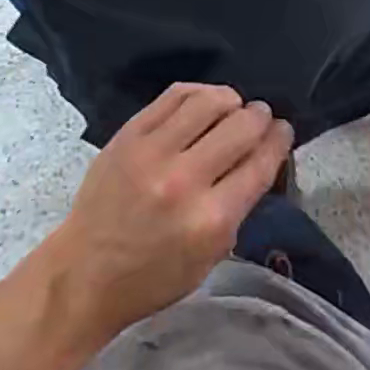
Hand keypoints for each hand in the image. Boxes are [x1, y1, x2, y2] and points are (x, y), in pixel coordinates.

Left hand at [40, 83, 292, 342]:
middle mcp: (185, 180)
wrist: (85, 271)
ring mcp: (152, 152)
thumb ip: (238, 206)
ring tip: (235, 105)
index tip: (284, 130)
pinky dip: (198, 92)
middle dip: (260, 117)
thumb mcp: (211, 256)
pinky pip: (172, 96)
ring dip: (230, 99)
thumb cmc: (153, 277)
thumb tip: (259, 158)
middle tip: (262, 116)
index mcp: (211, 220)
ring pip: (207, 102)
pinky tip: (205, 99)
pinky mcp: (128, 135)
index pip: (259, 164)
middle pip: (240, 127)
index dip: (279, 140)